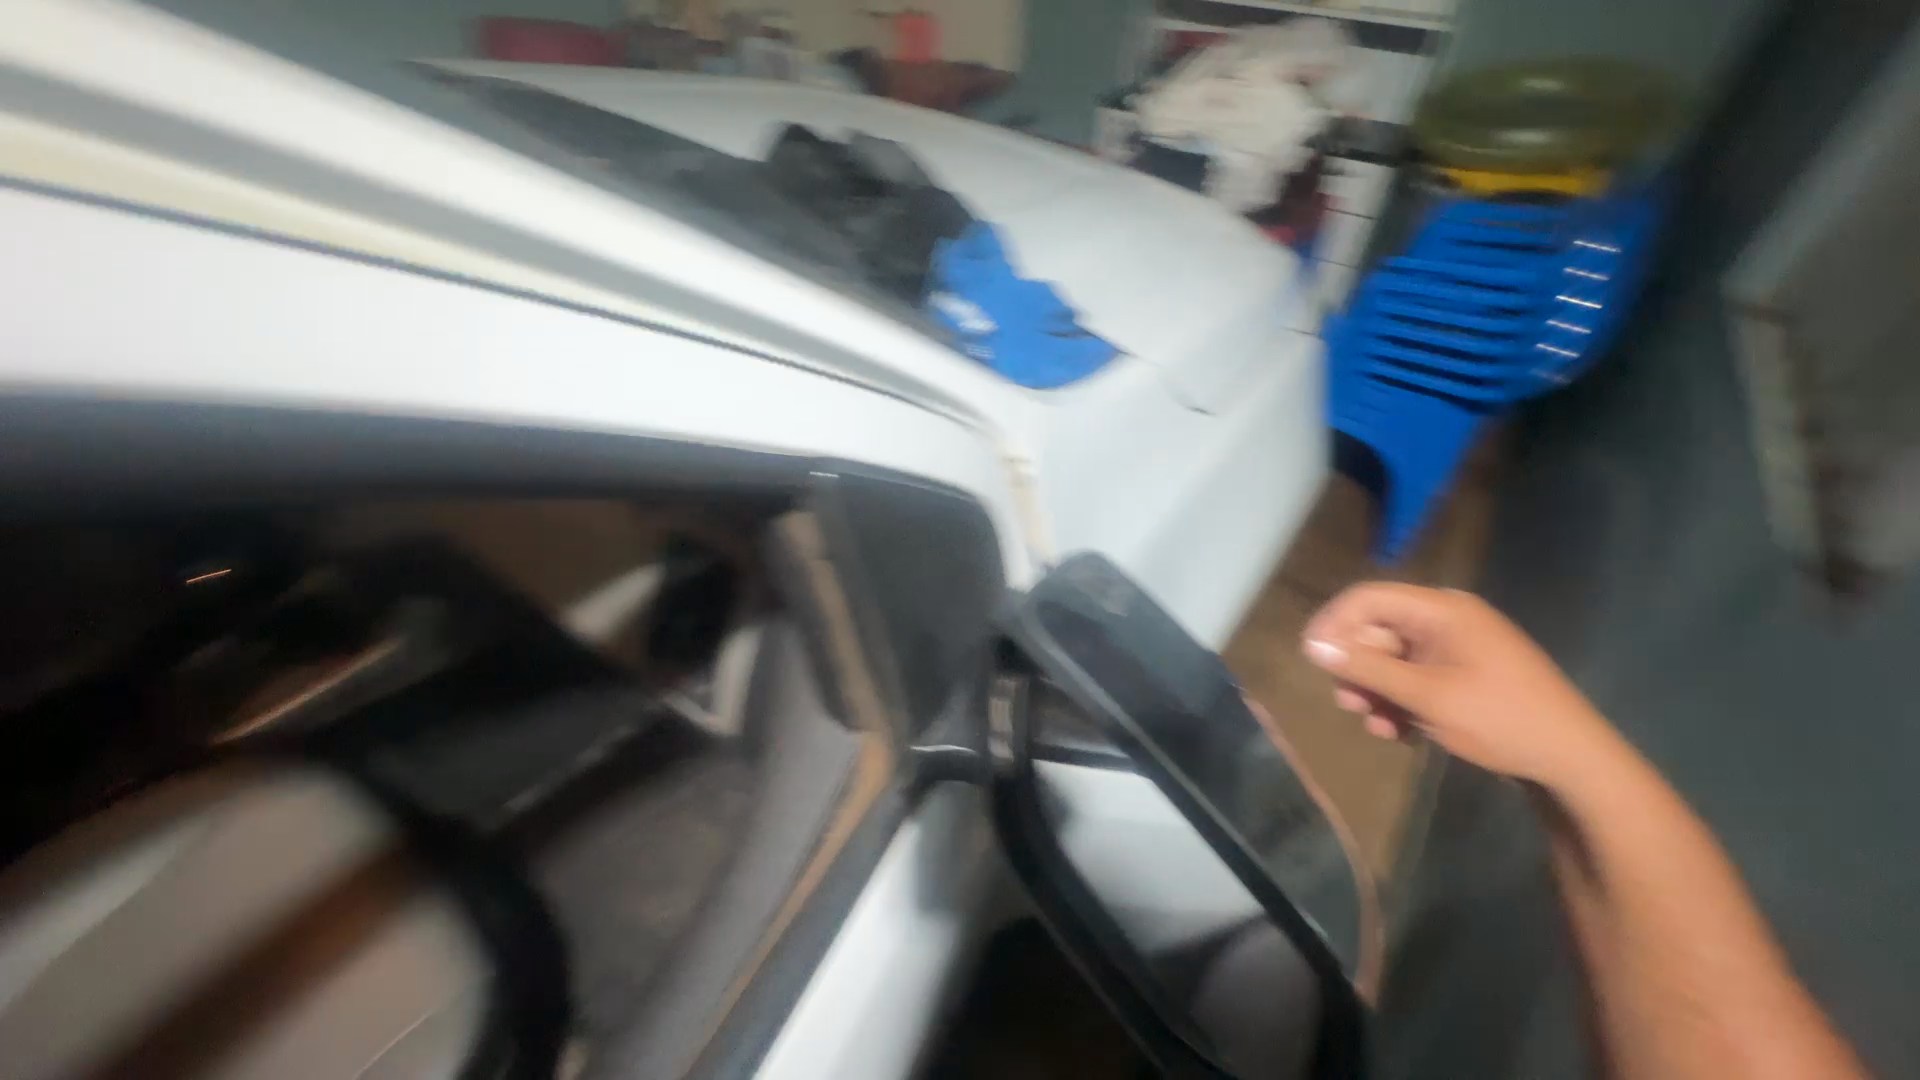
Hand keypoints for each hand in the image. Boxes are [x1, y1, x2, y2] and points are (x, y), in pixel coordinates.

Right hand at [1301, 583, 1619, 786]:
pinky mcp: (1462, 675)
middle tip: (1347, 703)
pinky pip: (1413, 679)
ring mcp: (1455, 649)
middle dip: (1357, 668)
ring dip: (1376, 691)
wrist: (1574, 763)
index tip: (1312, 658)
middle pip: (1377, 631)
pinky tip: (1397, 732)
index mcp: (1442, 611)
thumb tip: (1312, 645)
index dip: (1334, 623)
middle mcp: (1446, 621)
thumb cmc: (1501, 719)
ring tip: (1374, 724)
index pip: (1369, 598)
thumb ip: (1368, 668)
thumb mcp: (1427, 696)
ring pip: (1391, 660)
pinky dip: (1399, 702)